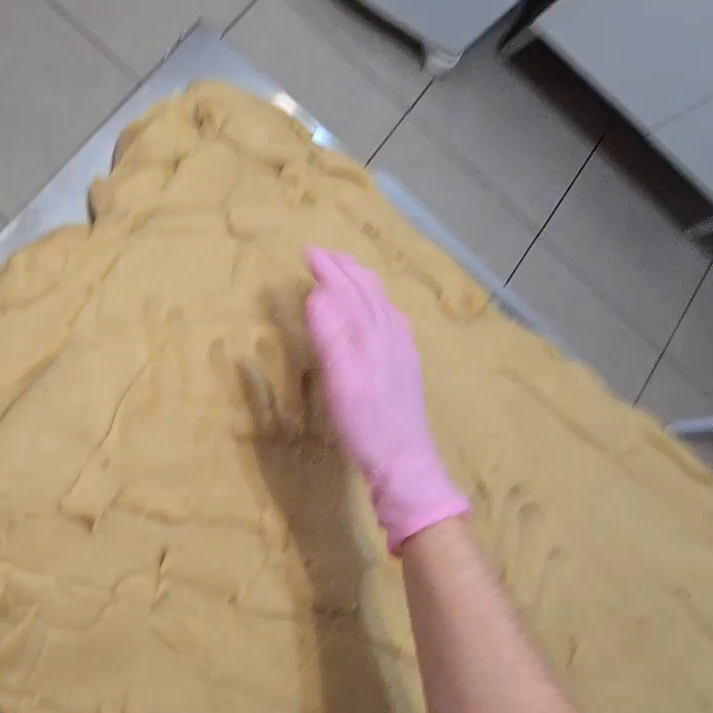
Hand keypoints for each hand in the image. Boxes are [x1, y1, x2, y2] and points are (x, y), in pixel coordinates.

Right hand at [304, 246, 468, 551]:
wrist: (404, 460)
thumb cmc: (366, 423)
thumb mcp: (341, 380)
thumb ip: (330, 335)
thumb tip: (317, 293)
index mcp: (371, 332)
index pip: (347, 290)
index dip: (327, 269)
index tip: (307, 251)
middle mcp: (390, 332)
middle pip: (367, 290)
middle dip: (344, 267)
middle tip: (322, 254)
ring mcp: (401, 348)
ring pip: (380, 302)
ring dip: (360, 281)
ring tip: (345, 271)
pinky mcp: (405, 364)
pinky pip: (390, 318)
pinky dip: (375, 302)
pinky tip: (376, 312)